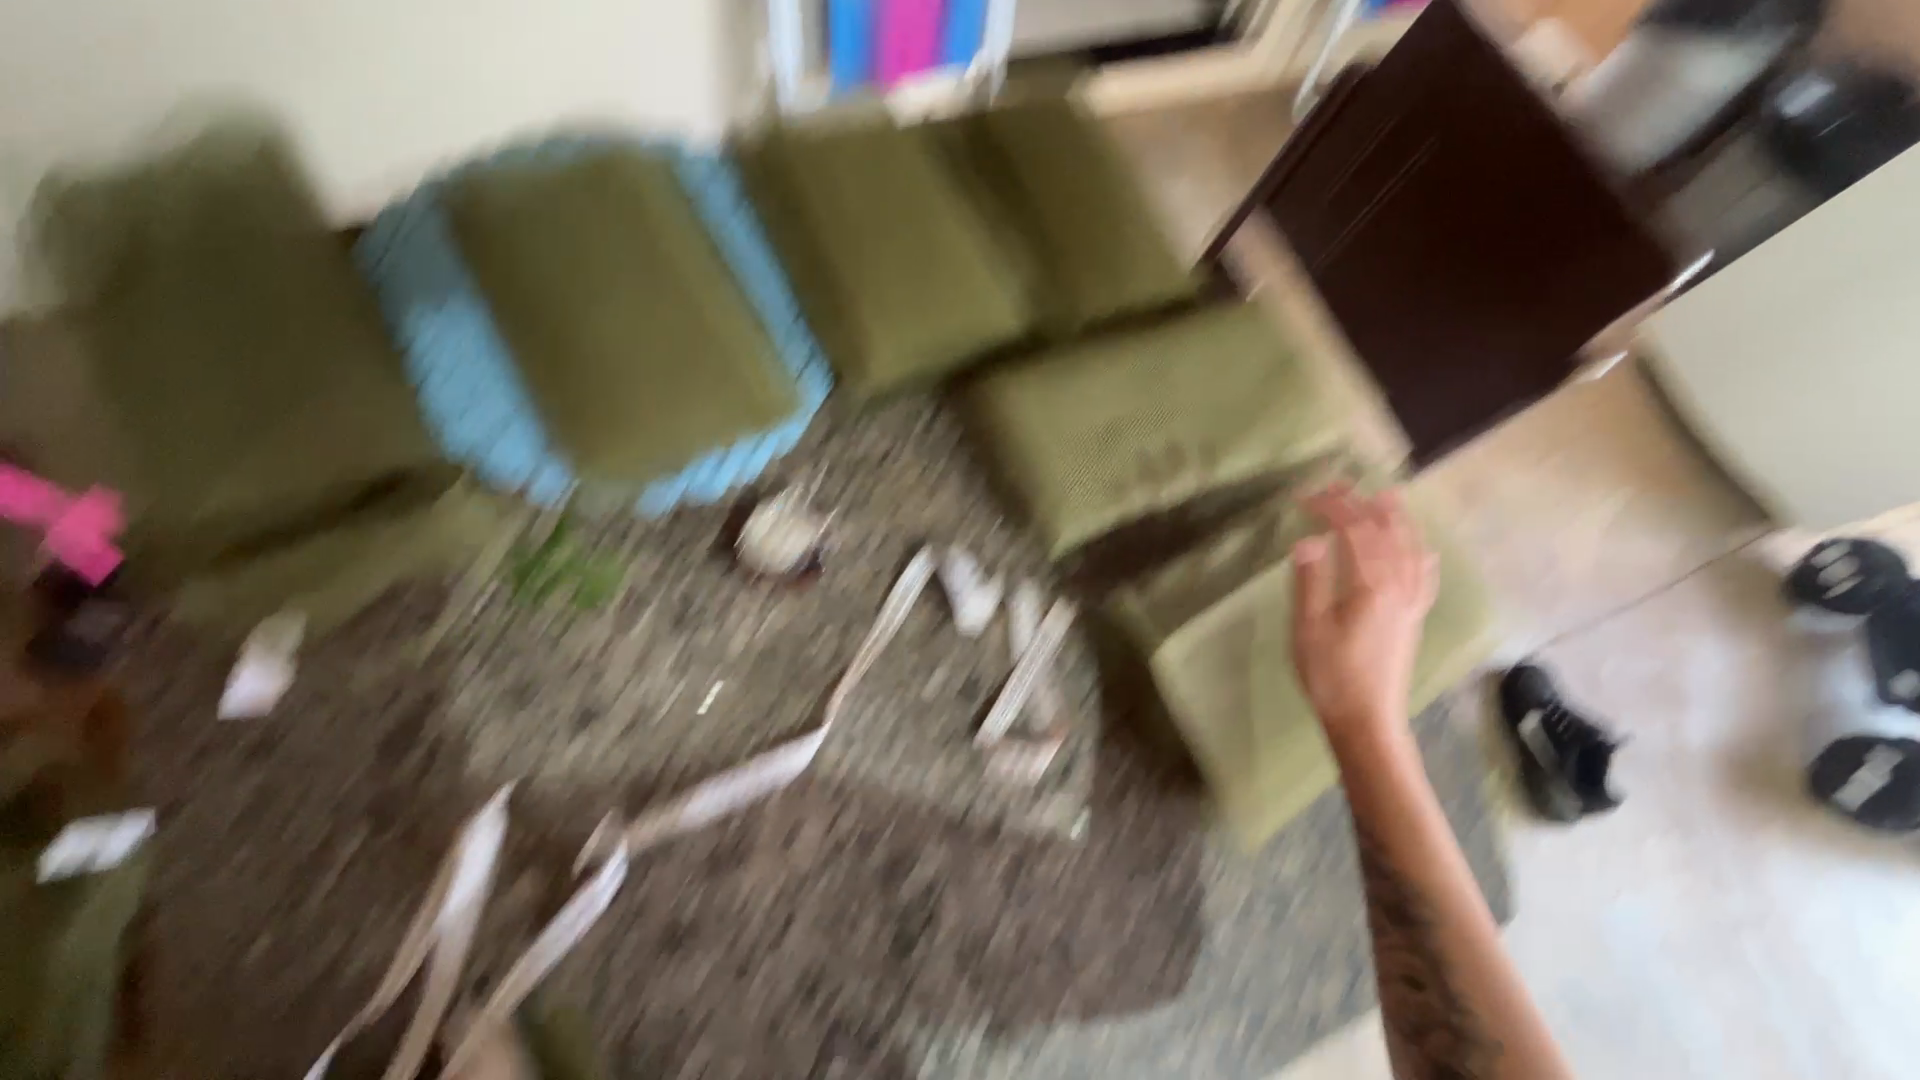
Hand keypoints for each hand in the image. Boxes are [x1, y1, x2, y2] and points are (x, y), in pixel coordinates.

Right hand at [1290, 485, 1438, 746]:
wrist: (1366, 720)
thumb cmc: (1330, 675)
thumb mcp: (1308, 627)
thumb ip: (1310, 581)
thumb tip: (1307, 540)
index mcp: (1370, 584)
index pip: (1353, 531)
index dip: (1330, 507)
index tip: (1304, 496)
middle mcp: (1398, 586)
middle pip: (1385, 533)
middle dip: (1362, 505)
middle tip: (1340, 485)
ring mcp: (1410, 603)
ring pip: (1410, 549)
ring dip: (1396, 520)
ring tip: (1386, 498)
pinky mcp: (1413, 618)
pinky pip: (1423, 577)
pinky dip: (1419, 555)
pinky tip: (1421, 550)